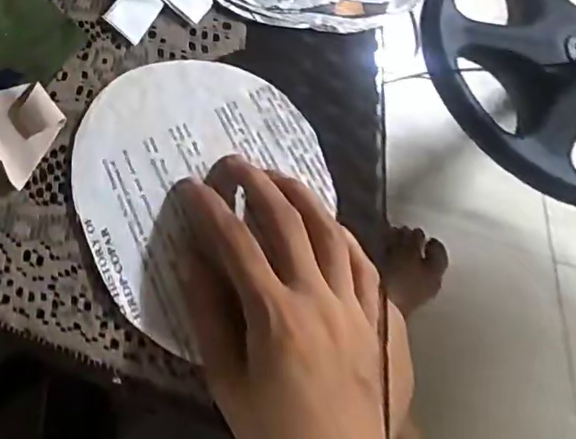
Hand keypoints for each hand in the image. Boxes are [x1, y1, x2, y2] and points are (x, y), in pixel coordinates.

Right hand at [179, 155, 410, 438]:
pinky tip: (325, 224)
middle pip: (287, 221)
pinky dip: (342, 235)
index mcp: (277, 315)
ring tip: (278, 176)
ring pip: (333, 233)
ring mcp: (359, 311)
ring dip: (302, 197)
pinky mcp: (386, 325)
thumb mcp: (226, 377)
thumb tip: (189, 256)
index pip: (235, 240)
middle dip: (255, 183)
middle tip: (232, 162)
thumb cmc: (276, 427)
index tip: (190, 184)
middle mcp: (320, 302)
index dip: (208, 206)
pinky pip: (366, 266)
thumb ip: (206, 312)